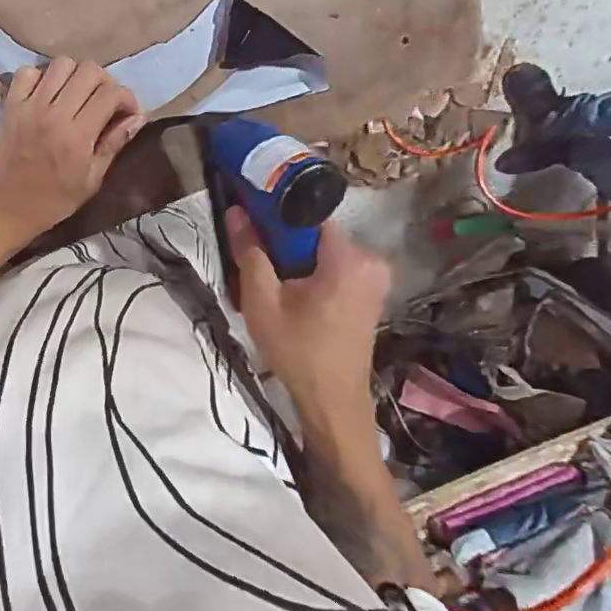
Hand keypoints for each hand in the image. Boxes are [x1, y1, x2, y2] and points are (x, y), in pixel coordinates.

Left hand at [0, 58, 143, 239]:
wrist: (8, 208)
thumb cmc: (54, 201)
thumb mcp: (91, 181)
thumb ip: (113, 145)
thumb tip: (136, 118)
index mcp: (77, 136)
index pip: (111, 94)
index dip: (126, 99)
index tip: (126, 113)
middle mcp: (54, 114)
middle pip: (89, 70)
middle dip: (104, 83)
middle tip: (102, 103)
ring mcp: (29, 107)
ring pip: (60, 64)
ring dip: (74, 76)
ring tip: (75, 95)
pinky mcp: (10, 107)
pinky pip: (27, 73)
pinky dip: (41, 77)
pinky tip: (46, 95)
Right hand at [224, 210, 388, 435]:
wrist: (331, 398)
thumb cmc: (296, 350)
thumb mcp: (262, 301)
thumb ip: (250, 253)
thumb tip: (236, 212)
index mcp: (348, 258)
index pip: (308, 213)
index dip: (275, 213)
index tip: (248, 219)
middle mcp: (370, 260)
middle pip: (314, 233)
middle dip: (282, 243)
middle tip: (253, 262)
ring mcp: (374, 277)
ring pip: (321, 251)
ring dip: (293, 260)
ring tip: (268, 284)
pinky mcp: (370, 291)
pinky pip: (333, 267)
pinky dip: (309, 273)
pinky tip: (289, 296)